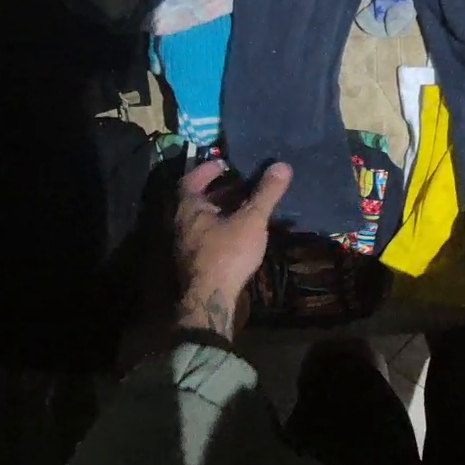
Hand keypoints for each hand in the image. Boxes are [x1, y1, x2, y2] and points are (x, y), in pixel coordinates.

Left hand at [173, 159, 292, 337]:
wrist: (211, 299)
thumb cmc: (227, 253)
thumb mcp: (251, 219)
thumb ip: (265, 193)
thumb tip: (282, 165)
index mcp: (189, 208)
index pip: (191, 180)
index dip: (207, 170)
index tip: (224, 165)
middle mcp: (182, 223)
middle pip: (197, 200)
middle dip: (218, 190)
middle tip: (241, 183)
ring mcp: (187, 245)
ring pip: (203, 220)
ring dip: (221, 210)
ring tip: (245, 206)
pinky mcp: (196, 262)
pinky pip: (207, 236)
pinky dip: (222, 228)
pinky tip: (240, 232)